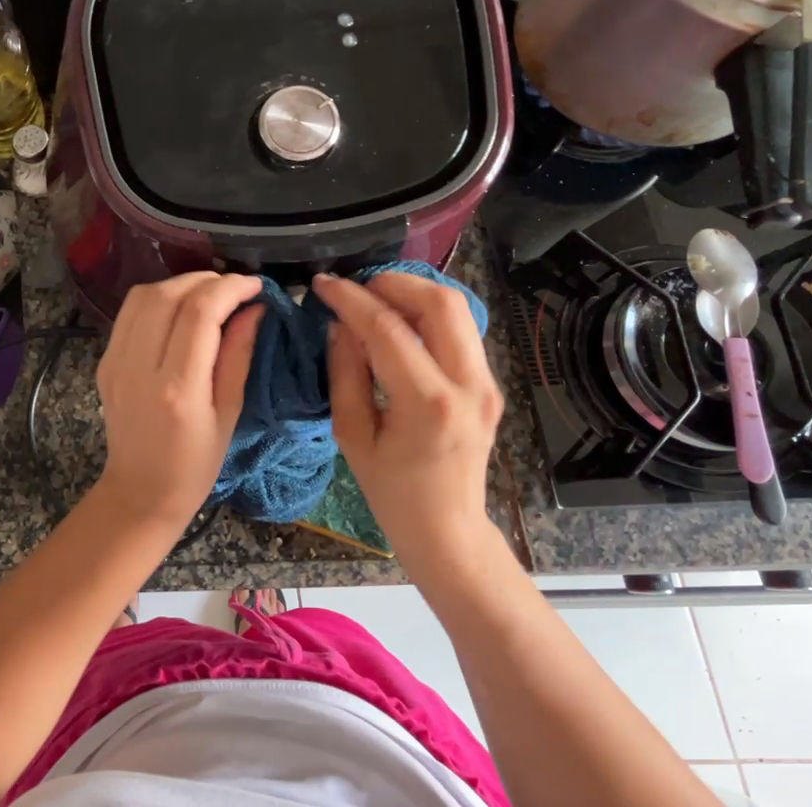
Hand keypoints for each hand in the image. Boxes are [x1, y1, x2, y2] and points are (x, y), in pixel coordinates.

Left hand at [95, 273, 263, 523]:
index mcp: (177, 388)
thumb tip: (254, 308)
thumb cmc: (195, 463)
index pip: (199, 313)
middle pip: (168, 296)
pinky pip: (129, 313)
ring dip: (179, 284)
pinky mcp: (104, 361)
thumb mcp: (229, 413)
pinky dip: (157, 300)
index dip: (230, 288)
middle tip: (234, 288)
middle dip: (205, 281)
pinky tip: (179, 310)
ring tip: (208, 294)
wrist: (140, 490)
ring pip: (143, 296)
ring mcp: (114, 362)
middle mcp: (138, 367)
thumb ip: (239, 355)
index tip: (255, 285)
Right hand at [312, 272, 503, 564]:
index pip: (387, 329)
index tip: (322, 285)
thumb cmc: (390, 491)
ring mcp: (487, 383)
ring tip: (373, 299)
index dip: (351, 299)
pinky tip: (397, 323)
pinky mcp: (489, 383)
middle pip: (440, 303)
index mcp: (427, 404)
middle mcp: (467, 385)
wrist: (446, 528)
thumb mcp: (351, 434)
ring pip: (457, 309)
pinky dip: (427, 314)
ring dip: (412, 293)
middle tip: (355, 288)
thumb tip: (340, 325)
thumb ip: (345, 373)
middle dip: (392, 283)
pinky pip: (460, 330)